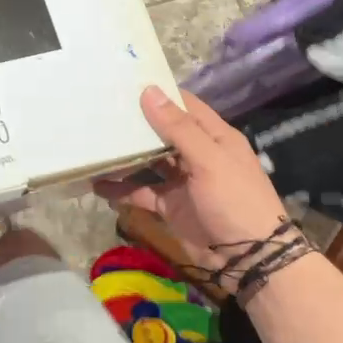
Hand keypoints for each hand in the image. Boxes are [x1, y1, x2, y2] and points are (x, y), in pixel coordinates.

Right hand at [95, 88, 293, 282]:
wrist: (249, 259)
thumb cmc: (235, 201)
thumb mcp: (209, 160)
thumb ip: (178, 128)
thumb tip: (148, 91)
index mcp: (215, 137)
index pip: (185, 106)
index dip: (159, 94)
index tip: (124, 84)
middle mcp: (198, 155)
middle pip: (162, 132)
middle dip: (135, 124)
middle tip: (99, 112)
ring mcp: (182, 181)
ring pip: (148, 162)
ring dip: (125, 156)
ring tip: (93, 145)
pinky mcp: (170, 205)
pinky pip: (140, 192)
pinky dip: (121, 189)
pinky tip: (97, 185)